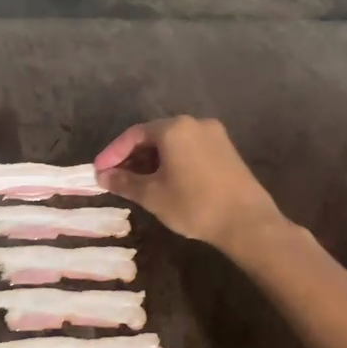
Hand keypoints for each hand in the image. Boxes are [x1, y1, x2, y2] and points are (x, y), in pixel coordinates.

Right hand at [93, 116, 286, 250]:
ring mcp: (214, 136)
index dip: (112, 153)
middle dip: (131, 157)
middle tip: (115, 177)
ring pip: (172, 144)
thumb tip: (103, 176)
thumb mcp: (152, 195)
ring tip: (136, 182)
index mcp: (174, 128)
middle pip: (153, 136)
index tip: (98, 170)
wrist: (248, 223)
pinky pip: (189, 150)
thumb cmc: (194, 204)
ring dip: (151, 160)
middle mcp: (194, 124)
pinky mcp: (227, 151)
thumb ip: (123, 182)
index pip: (133, 135)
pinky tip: (164, 181)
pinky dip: (172, 162)